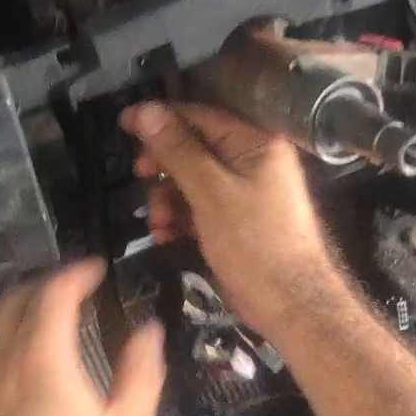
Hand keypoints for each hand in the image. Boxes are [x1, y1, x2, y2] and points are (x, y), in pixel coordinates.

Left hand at [0, 260, 165, 415]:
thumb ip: (140, 373)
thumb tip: (149, 329)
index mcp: (41, 363)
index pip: (52, 295)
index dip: (75, 274)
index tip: (96, 270)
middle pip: (12, 305)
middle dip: (44, 288)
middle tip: (75, 292)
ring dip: (19, 318)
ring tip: (50, 327)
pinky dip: (1, 349)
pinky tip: (20, 373)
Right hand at [120, 101, 348, 336]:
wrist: (289, 303)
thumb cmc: (255, 244)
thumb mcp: (211, 192)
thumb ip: (178, 151)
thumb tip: (147, 112)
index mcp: (256, 143)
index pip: (201, 116)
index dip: (161, 119)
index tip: (125, 124)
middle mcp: (254, 161)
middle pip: (195, 149)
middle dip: (164, 166)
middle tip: (140, 176)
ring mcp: (248, 193)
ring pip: (194, 181)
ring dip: (168, 198)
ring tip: (158, 222)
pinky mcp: (239, 221)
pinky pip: (202, 207)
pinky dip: (182, 218)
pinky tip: (166, 235)